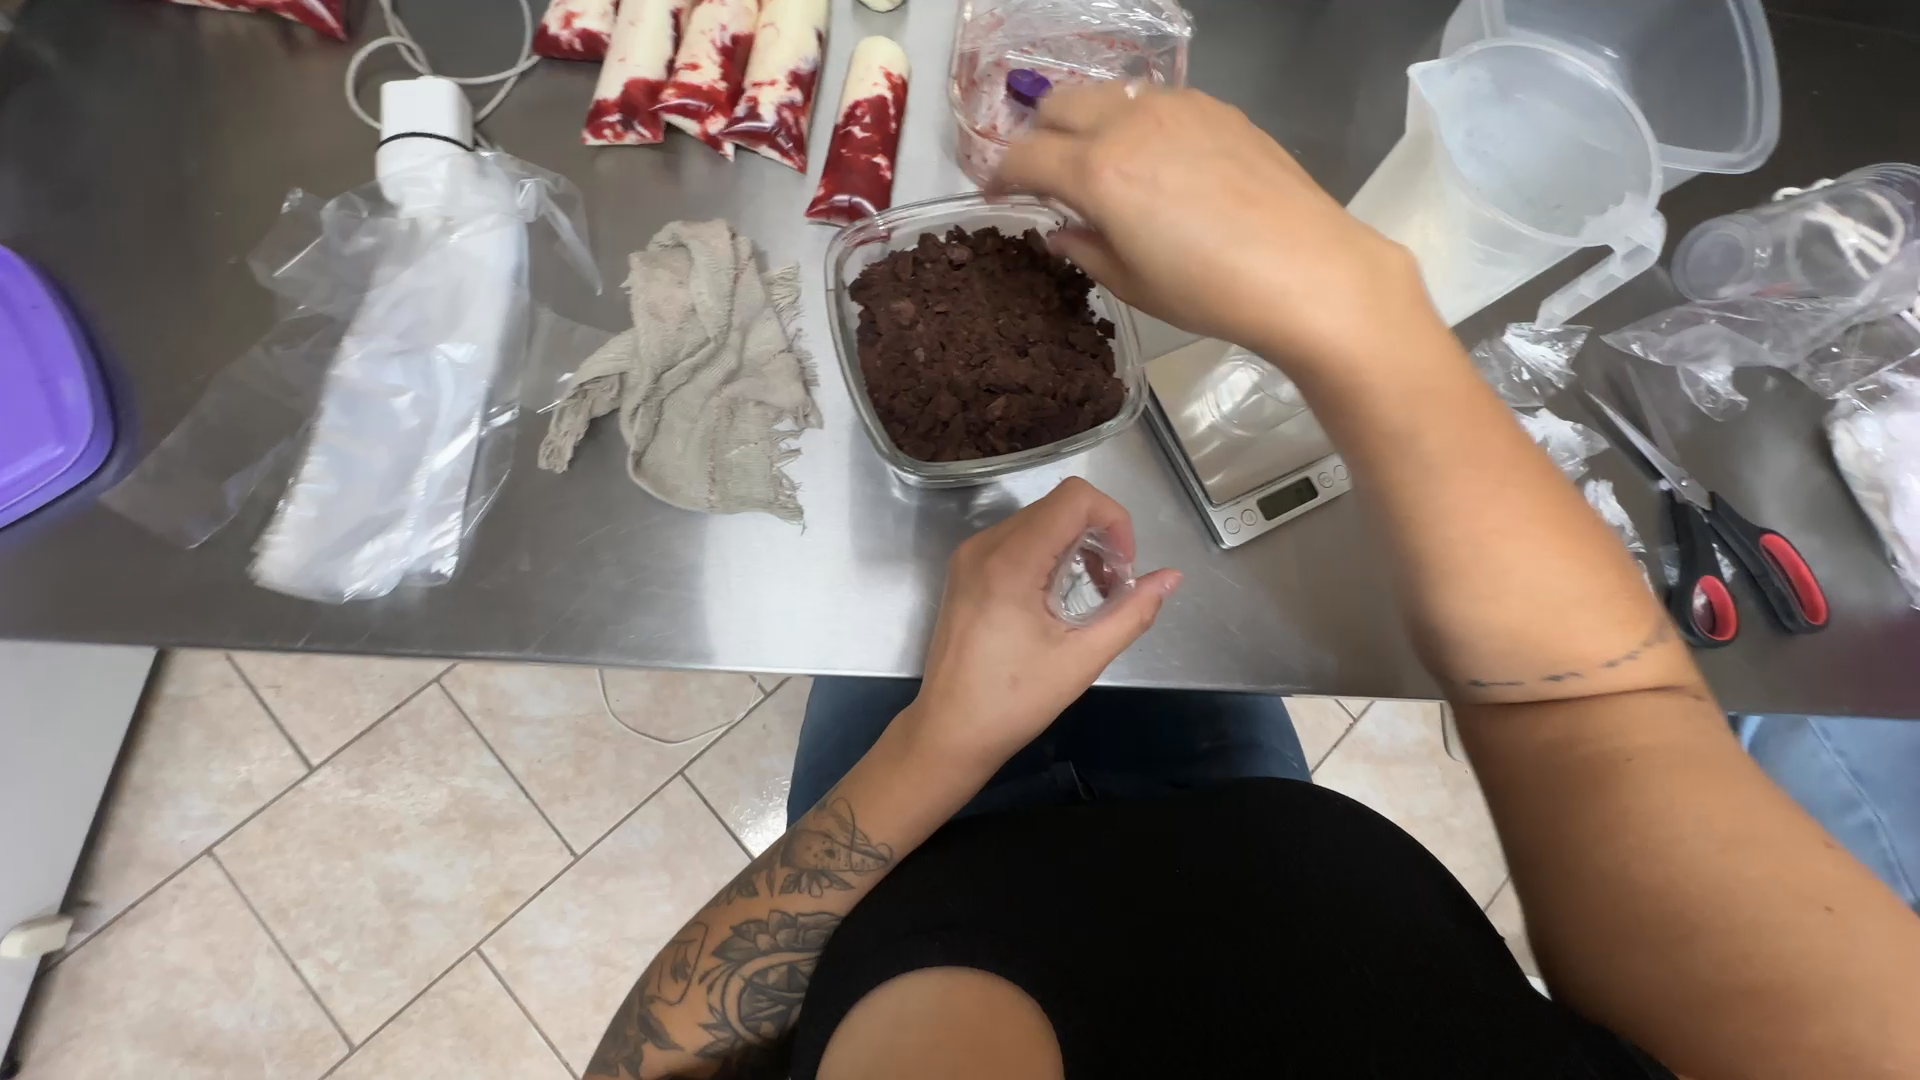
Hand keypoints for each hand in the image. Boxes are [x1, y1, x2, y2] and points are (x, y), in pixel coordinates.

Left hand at [901, 477, 1181, 771]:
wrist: (950, 730)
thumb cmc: (1014, 701)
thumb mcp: (1083, 659)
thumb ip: (1133, 612)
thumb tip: (1172, 578)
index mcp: (1010, 561)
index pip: (1074, 498)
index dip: (1114, 519)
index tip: (1125, 566)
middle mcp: (985, 545)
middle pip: (1058, 506)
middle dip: (1098, 536)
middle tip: (1114, 587)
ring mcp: (970, 554)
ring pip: (1039, 519)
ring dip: (1075, 544)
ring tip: (1092, 593)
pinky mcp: (965, 568)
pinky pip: (1017, 538)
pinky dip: (1049, 553)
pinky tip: (1059, 595)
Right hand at [992, 83, 1441, 379]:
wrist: (1302, 268)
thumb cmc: (1206, 290)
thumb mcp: (1129, 283)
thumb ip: (1084, 248)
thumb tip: (1062, 230)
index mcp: (1098, 172)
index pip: (1025, 156)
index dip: (999, 175)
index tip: (994, 193)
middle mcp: (1129, 122)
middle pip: (1058, 106)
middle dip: (1035, 136)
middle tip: (1038, 174)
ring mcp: (1176, 106)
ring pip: (1106, 93)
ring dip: (1082, 122)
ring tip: (1091, 161)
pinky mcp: (1214, 107)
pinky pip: (1152, 100)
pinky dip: (1130, 120)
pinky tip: (1148, 159)